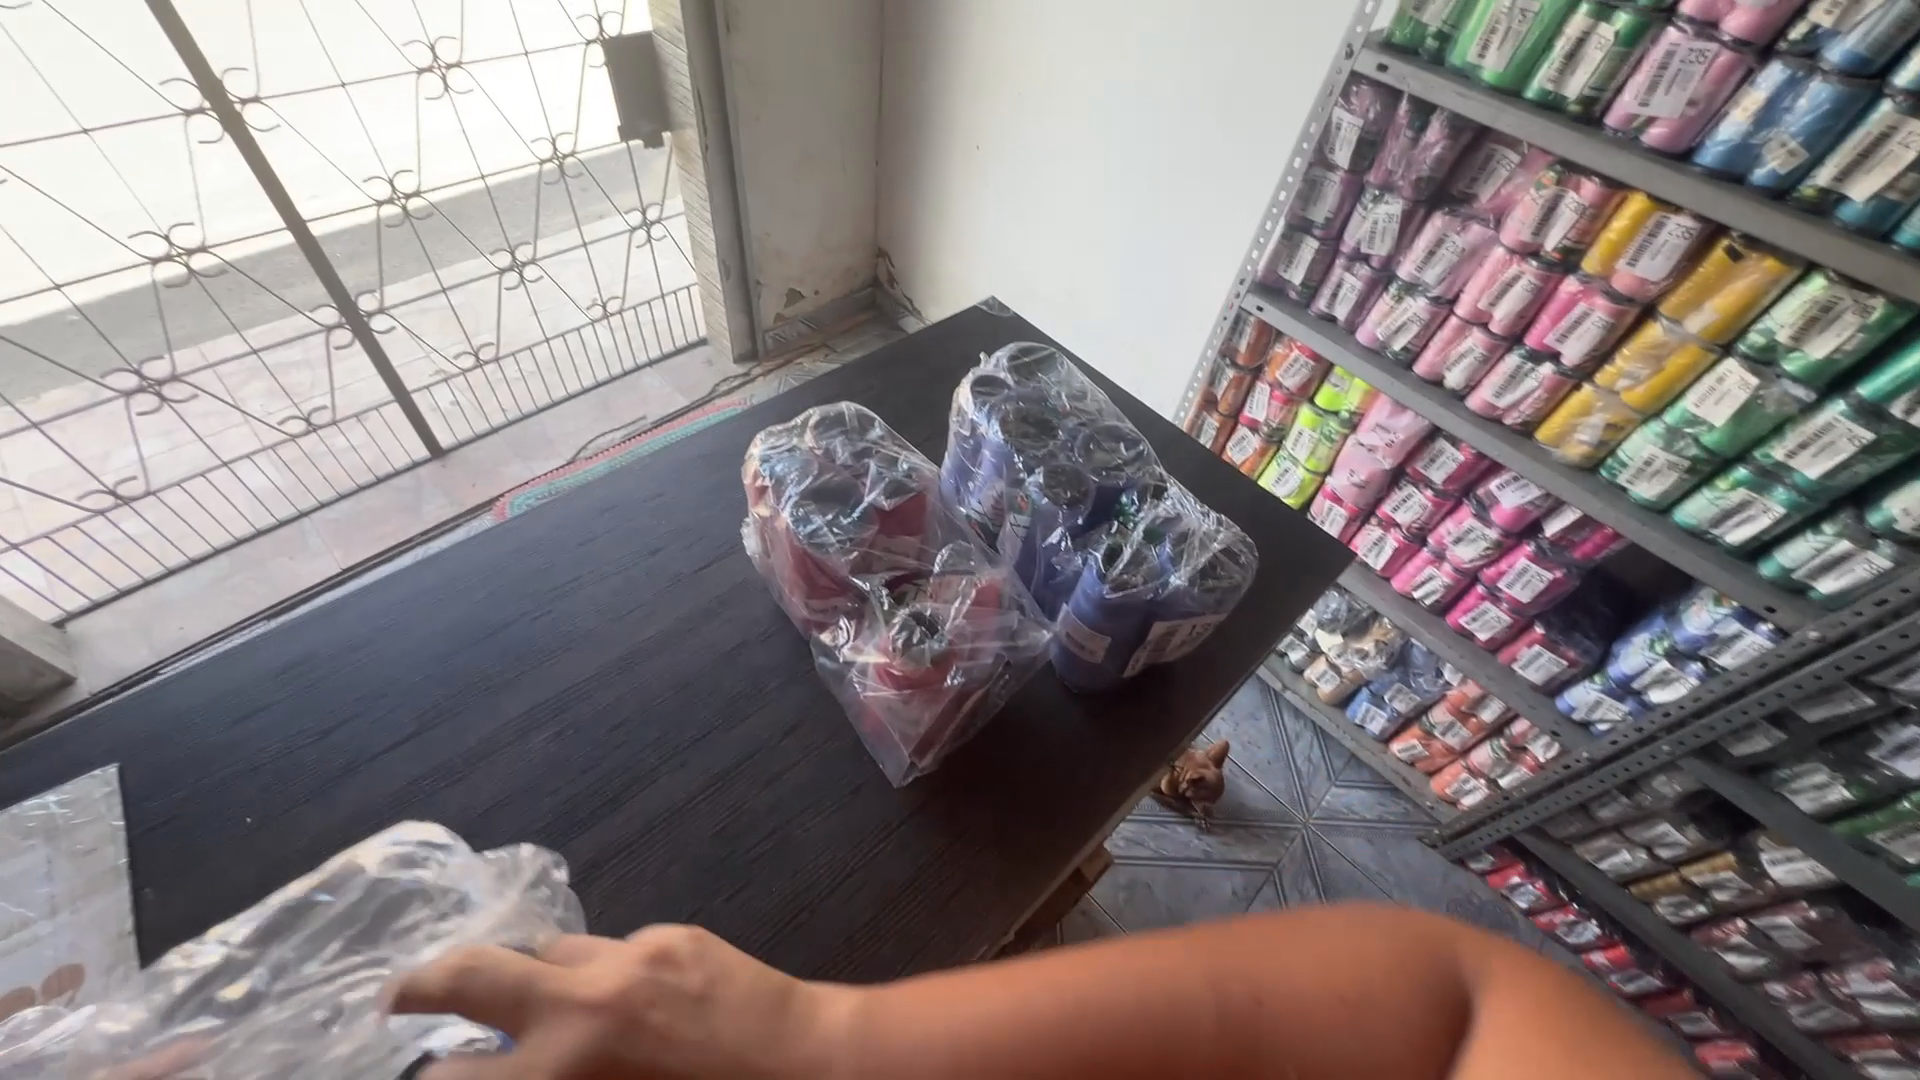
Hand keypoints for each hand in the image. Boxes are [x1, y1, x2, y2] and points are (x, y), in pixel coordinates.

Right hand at [391, 925, 852, 1078]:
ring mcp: (630, 958)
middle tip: (399, 995)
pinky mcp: (673, 936)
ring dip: (535, 973)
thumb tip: (514, 1067)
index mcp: (558, 1074)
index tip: (430, 1073)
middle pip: (473, 973)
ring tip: (531, 995)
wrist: (800, 1065)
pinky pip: (617, 949)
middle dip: (423, 983)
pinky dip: (605, 973)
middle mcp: (581, 1005)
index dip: (435, 1077)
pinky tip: (629, 1001)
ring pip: (551, 948)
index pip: (451, 1076)